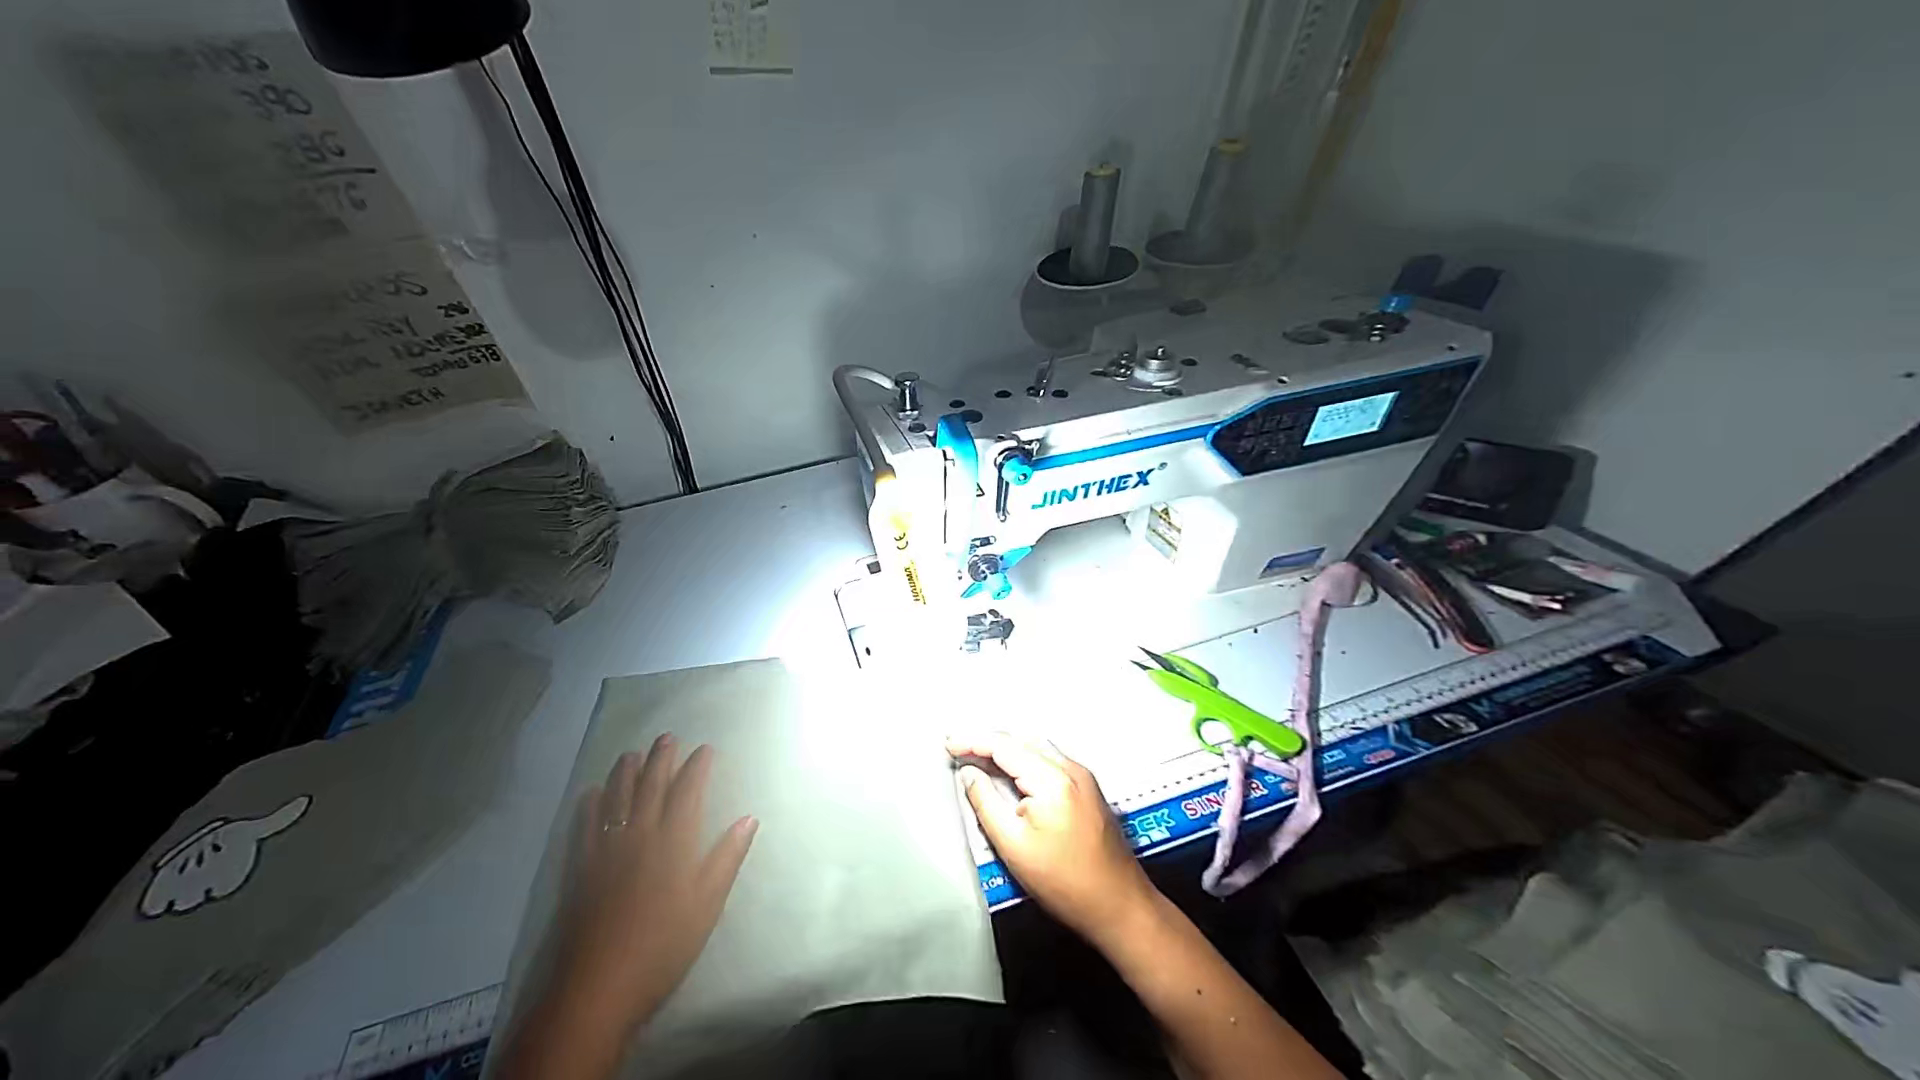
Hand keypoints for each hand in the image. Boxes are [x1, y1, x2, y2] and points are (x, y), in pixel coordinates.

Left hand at [550, 734, 757, 1033]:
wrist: (599, 986)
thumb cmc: (665, 944)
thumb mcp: (708, 903)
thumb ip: (727, 857)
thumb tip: (749, 818)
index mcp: (675, 841)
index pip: (688, 791)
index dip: (697, 767)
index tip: (705, 748)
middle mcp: (640, 835)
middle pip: (651, 787)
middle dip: (661, 759)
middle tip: (667, 737)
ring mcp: (606, 851)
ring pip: (616, 799)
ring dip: (624, 773)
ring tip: (631, 754)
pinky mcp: (580, 870)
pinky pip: (583, 827)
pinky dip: (588, 806)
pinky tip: (590, 794)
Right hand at [946, 731, 1154, 942]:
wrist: (1120, 906)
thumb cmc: (1067, 884)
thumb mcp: (1013, 845)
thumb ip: (986, 803)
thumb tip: (970, 774)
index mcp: (1053, 780)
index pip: (1004, 746)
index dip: (972, 742)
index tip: (949, 744)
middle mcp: (1072, 770)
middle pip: (1021, 742)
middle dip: (988, 744)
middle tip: (959, 751)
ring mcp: (1084, 778)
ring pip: (1036, 750)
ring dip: (1007, 752)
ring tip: (979, 760)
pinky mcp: (1088, 790)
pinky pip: (1050, 763)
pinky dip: (1025, 762)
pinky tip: (1011, 775)